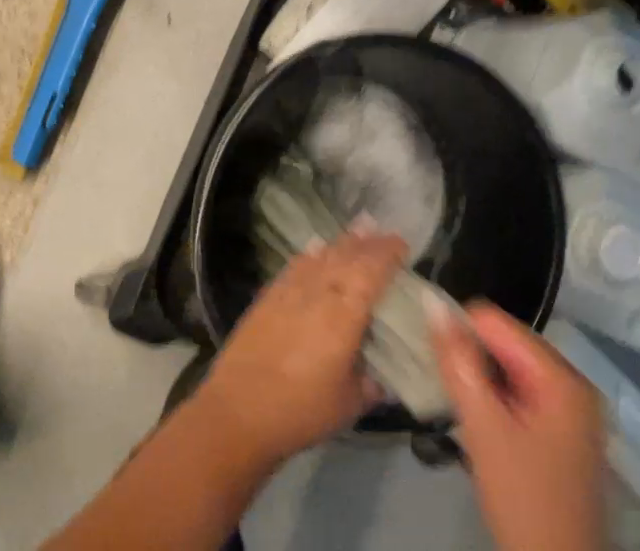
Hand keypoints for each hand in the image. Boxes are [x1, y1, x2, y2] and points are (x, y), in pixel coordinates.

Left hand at [190, 232, 407, 465]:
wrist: (238, 411)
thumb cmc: (301, 410)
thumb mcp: (349, 403)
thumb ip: (371, 384)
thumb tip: (384, 378)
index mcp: (343, 315)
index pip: (370, 272)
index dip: (387, 254)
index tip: (402, 244)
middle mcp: (316, 293)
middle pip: (345, 257)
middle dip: (366, 243)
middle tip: (383, 231)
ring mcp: (287, 293)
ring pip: (319, 257)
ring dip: (340, 242)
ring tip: (358, 228)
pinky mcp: (266, 299)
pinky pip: (294, 267)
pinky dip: (309, 255)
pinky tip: (314, 249)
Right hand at [431, 302, 606, 550]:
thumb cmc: (521, 494)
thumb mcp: (483, 426)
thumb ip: (458, 362)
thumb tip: (431, 303)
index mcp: (561, 377)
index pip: (494, 321)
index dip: (456, 331)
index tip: (429, 355)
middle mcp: (573, 382)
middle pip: (504, 342)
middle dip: (469, 356)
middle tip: (439, 381)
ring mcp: (571, 407)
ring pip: (508, 367)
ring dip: (478, 378)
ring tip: (455, 401)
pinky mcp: (561, 428)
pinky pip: (519, 390)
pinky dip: (493, 397)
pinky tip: (477, 420)